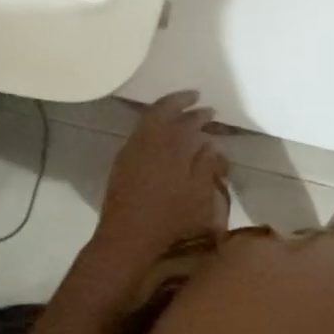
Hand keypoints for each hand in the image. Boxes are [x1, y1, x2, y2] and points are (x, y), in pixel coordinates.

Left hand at [93, 91, 228, 267]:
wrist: (127, 236)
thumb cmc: (169, 218)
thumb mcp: (198, 194)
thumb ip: (206, 165)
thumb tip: (210, 143)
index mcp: (169, 145)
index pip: (187, 120)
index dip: (200, 113)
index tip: (211, 110)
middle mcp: (148, 140)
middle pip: (162, 110)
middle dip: (179, 101)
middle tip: (194, 97)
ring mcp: (131, 149)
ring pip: (148, 119)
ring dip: (165, 112)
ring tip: (179, 113)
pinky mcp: (122, 161)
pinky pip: (139, 132)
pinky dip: (153, 125)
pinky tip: (161, 135)